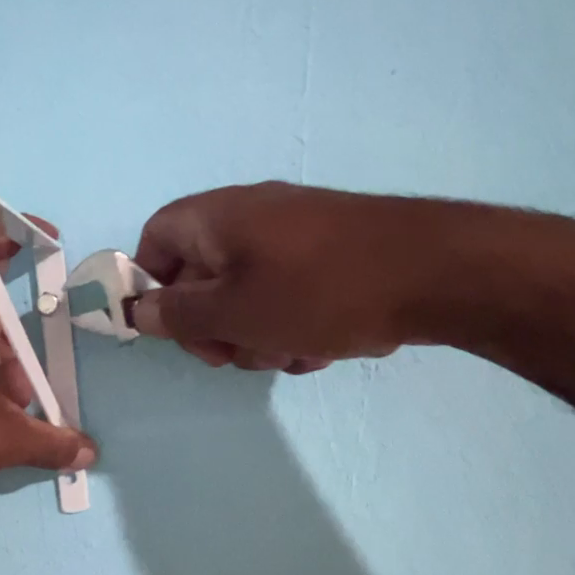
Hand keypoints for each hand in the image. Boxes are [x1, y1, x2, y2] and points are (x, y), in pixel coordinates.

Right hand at [131, 181, 480, 372]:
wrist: (434, 273)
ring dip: (254, 335)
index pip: (156, 240)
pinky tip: (318, 348)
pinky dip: (291, 326)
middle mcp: (252, 218)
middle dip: (210, 326)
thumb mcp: (231, 312)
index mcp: (217, 217)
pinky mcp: (329, 258)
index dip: (151, 286)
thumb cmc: (317, 291)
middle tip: (231, 356)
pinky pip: (286, 296)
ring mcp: (294, 237)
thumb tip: (139, 309)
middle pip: (200, 276)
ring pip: (245, 295)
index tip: (172, 328)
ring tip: (288, 353)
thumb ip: (177, 314)